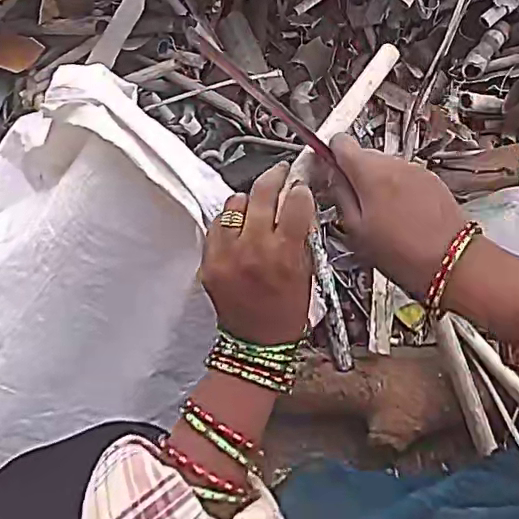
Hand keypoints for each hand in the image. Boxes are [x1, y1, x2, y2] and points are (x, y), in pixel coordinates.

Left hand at [200, 163, 314, 343]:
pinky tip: (240, 228)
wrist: (257, 343)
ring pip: (236, 202)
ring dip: (250, 200)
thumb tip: (299, 198)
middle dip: (275, 177)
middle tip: (280, 175)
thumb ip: (303, 231)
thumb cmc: (287, 309)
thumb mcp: (308, 268)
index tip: (300, 186)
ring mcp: (227, 254)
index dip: (300, 189)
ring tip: (257, 209)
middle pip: (262, 191)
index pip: (295, 200)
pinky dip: (230, 221)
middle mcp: (253, 250)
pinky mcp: (209, 261)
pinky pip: (218, 223)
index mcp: (284, 253)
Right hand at [329, 137, 470, 299]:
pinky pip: (403, 175)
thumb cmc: (403, 253)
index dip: (330, 154)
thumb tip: (330, 174)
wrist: (450, 260)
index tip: (328, 168)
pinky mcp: (430, 177)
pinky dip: (397, 188)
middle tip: (353, 204)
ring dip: (377, 182)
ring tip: (380, 216)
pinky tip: (400, 215)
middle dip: (354, 174)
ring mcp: (414, 168)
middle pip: (363, 154)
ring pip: (384, 165)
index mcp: (370, 173)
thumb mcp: (356, 230)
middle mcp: (393, 163)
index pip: (341, 142)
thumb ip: (339, 194)